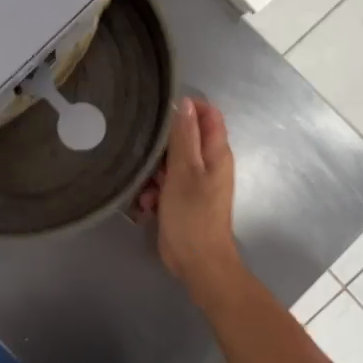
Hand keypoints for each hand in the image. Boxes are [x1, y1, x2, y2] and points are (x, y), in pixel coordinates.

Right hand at [138, 98, 239, 283]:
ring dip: (153, 174)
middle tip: (146, 157)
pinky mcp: (181, 199)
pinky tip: (147, 205)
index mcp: (216, 152)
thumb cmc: (192, 214)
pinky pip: (164, 185)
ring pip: (168, 163)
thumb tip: (186, 102)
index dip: (187, 109)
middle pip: (182, 138)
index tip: (160, 113)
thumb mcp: (184, 171)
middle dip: (160, 147)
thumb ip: (184, 135)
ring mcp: (195, 182)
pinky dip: (154, 192)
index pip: (208, 114)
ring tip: (146, 189)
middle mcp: (208, 163)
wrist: (196, 261)